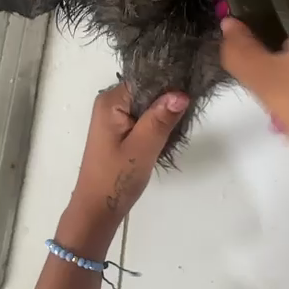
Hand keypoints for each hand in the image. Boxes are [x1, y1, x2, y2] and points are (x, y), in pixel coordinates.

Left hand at [58, 83, 187, 256]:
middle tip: (189, 111)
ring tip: (182, 122)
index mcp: (110, 101)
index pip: (145, 79)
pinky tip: (169, 132)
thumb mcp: (142, 147)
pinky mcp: (119, 130)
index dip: (168, 83)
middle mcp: (109, 102)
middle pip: (147, 90)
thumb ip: (160, 118)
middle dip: (168, 100)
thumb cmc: (116, 178)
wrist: (97, 209)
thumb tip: (181, 93)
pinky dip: (157, 124)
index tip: (191, 89)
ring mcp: (113, 117)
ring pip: (147, 105)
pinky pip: (143, 117)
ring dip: (164, 114)